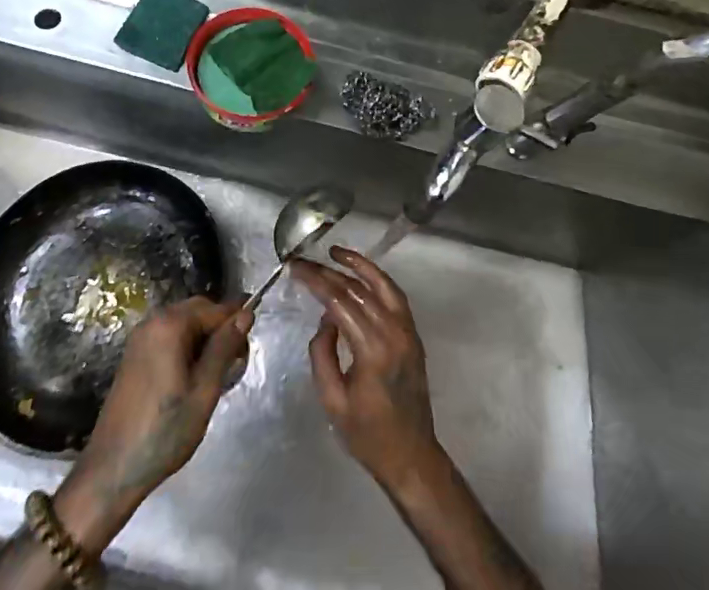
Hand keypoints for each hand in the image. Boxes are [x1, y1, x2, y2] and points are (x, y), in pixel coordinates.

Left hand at [53, 297, 252, 552]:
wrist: (115, 465)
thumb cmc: (166, 430)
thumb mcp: (205, 390)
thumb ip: (224, 348)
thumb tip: (245, 314)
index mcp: (169, 325)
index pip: (214, 308)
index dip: (236, 323)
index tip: (249, 350)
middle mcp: (152, 322)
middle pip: (197, 311)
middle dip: (220, 331)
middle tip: (235, 367)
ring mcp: (140, 338)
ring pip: (184, 325)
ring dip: (204, 341)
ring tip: (216, 378)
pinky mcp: (135, 355)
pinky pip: (169, 338)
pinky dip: (186, 349)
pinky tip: (194, 380)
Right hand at [292, 246, 442, 489]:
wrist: (411, 456)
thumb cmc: (366, 434)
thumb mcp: (332, 398)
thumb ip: (322, 353)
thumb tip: (326, 321)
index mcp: (372, 351)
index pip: (340, 302)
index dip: (316, 281)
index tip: (295, 268)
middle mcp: (394, 335)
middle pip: (359, 291)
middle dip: (329, 272)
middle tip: (304, 261)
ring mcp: (408, 334)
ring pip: (383, 287)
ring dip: (360, 267)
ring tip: (336, 252)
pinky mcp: (413, 338)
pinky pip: (396, 300)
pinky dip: (379, 281)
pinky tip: (361, 276)